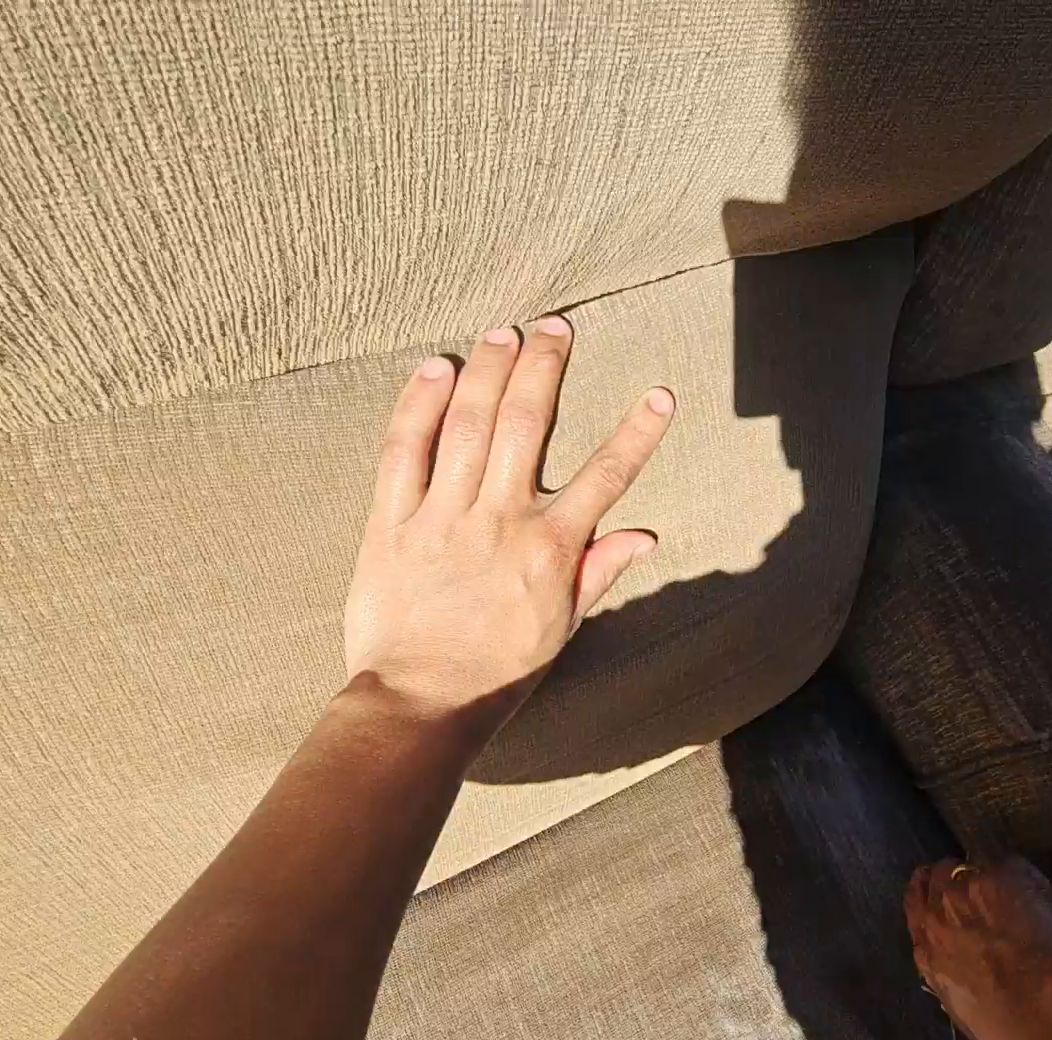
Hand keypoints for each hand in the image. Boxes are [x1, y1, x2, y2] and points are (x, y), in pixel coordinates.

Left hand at [341, 315, 674, 724]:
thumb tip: (647, 535)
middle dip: (545, 368)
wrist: (421, 702)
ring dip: (488, 371)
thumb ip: (600, 572)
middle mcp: (500, 520)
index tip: (660, 394)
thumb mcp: (563, 627)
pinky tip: (435, 368)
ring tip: (503, 332)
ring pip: (468, 425)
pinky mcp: (391, 523)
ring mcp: (443, 517)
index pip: (607, 477)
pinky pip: (403, 452)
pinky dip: (419, 406)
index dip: (637, 431)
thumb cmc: (499, 670)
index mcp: (549, 548)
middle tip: (555, 326)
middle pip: (526, 425)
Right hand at [905, 856, 1051, 1039]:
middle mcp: (937, 910)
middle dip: (953, 879)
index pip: (914, 906)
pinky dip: (1025, 880)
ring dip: (987, 877)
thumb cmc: (1007, 1028)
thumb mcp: (965, 1012)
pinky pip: (1011, 867)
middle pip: (936, 876)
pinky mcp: (1000, 874)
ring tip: (1013, 892)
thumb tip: (964, 970)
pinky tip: (1041, 898)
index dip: (930, 899)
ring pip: (970, 866)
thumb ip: (954, 978)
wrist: (1042, 1008)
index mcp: (927, 950)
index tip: (943, 899)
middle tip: (977, 888)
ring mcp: (966, 887)